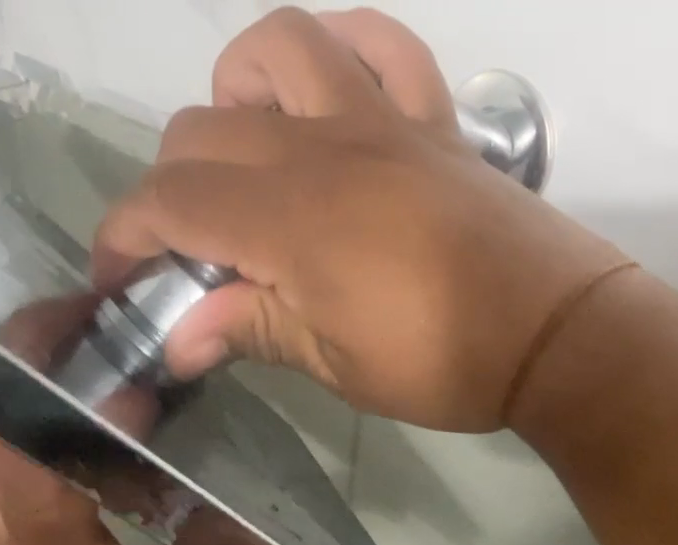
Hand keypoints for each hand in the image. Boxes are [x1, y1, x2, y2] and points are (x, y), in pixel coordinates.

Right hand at [92, 6, 627, 432]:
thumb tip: (177, 338)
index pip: (169, 203)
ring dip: (239, 91)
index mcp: (288, 221)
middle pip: (201, 131)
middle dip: (172, 191)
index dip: (126, 239)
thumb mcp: (339, 368)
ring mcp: (380, 121)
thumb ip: (254, 332)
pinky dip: (343, 49)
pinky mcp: (430, 119)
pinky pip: (380, 43)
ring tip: (252, 154)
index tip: (124, 281)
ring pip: (277, 47)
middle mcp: (321, 148)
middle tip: (198, 254)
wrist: (554, 333)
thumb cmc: (445, 364)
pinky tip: (332, 92)